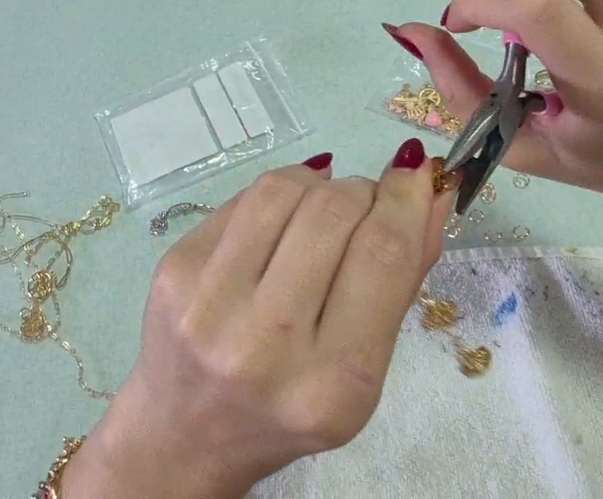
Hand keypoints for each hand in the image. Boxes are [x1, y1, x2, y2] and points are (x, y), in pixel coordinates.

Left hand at [61, 143, 457, 498]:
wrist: (187, 429)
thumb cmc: (289, 405)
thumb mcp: (360, 371)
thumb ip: (400, 280)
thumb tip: (428, 191)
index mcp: (331, 383)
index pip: (382, 256)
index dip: (405, 200)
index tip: (416, 173)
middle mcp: (264, 341)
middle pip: (331, 213)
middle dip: (361, 191)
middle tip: (367, 201)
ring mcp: (208, 300)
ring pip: (279, 192)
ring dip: (316, 183)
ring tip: (323, 204)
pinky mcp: (173, 267)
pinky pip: (238, 200)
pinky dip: (273, 195)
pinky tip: (281, 216)